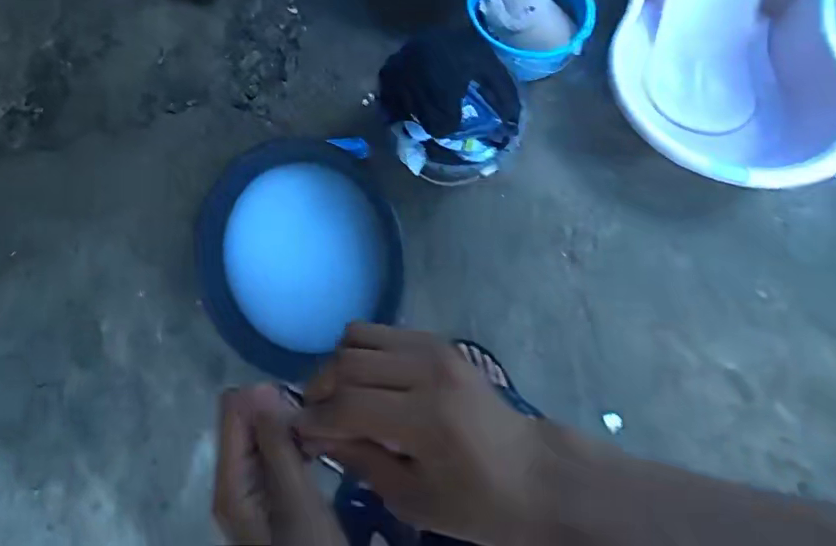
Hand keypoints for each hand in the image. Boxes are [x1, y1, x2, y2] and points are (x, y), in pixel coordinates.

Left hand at [214, 384, 346, 545]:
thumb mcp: (297, 502)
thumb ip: (276, 445)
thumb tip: (263, 388)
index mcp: (229, 481)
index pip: (231, 408)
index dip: (263, 398)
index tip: (300, 407)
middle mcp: (231, 482)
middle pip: (242, 420)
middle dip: (274, 410)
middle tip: (312, 423)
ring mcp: (247, 494)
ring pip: (258, 436)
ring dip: (284, 428)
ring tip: (316, 437)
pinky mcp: (266, 502)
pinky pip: (269, 456)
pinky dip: (289, 446)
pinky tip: (312, 453)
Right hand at [297, 325, 551, 545]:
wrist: (537, 475)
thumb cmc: (480, 503)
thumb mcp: (416, 501)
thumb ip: (359, 461)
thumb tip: (312, 434)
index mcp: (428, 420)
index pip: (349, 405)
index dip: (316, 418)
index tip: (298, 429)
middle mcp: (427, 372)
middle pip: (346, 364)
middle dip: (321, 389)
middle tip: (316, 414)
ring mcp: (432, 348)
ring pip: (355, 338)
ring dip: (337, 366)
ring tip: (339, 394)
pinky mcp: (433, 339)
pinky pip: (375, 331)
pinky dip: (358, 351)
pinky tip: (366, 380)